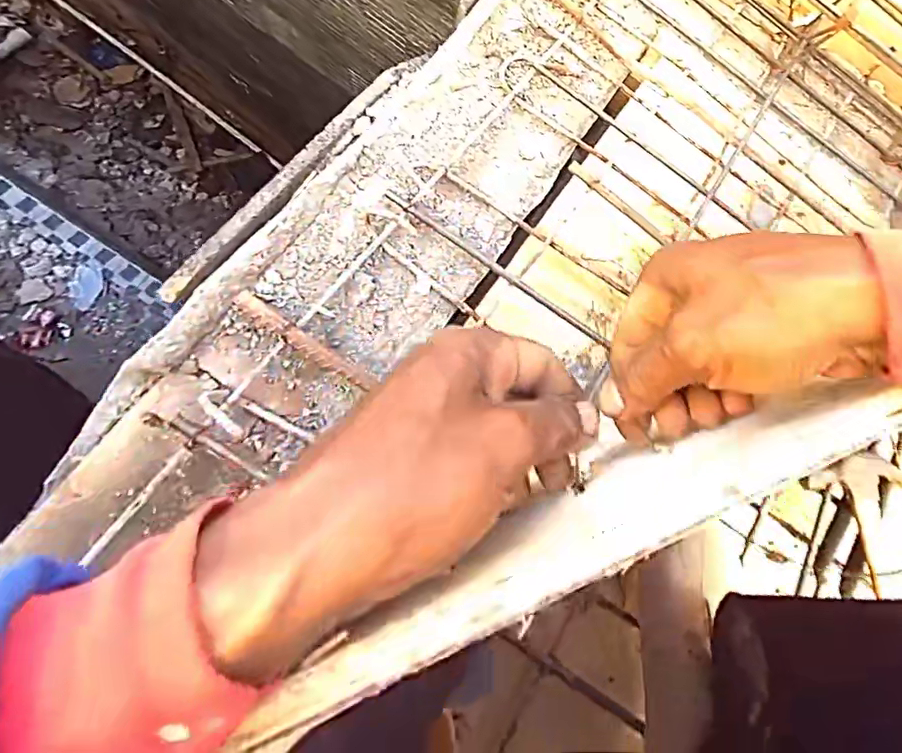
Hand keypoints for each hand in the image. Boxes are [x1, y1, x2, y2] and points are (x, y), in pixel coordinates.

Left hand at [193, 328, 594, 680]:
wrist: (314, 548)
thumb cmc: (417, 485)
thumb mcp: (503, 446)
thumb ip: (553, 423)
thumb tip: (586, 412)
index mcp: (465, 352)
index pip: (541, 360)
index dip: (570, 401)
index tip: (587, 448)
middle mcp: (439, 373)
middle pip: (515, 394)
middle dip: (543, 436)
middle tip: (558, 482)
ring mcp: (416, 415)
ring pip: (489, 431)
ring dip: (514, 464)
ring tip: (518, 502)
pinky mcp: (400, 456)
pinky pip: (458, 457)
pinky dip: (480, 481)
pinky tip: (480, 513)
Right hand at [606, 233, 884, 444]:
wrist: (864, 304)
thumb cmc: (779, 310)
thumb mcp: (696, 346)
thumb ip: (648, 376)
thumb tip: (616, 400)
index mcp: (667, 276)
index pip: (627, 341)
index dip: (628, 387)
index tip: (635, 427)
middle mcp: (694, 286)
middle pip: (660, 354)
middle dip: (669, 395)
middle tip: (682, 424)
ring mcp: (731, 305)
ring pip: (696, 363)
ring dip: (701, 396)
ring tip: (721, 409)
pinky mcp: (763, 325)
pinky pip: (730, 363)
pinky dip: (731, 386)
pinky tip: (747, 397)